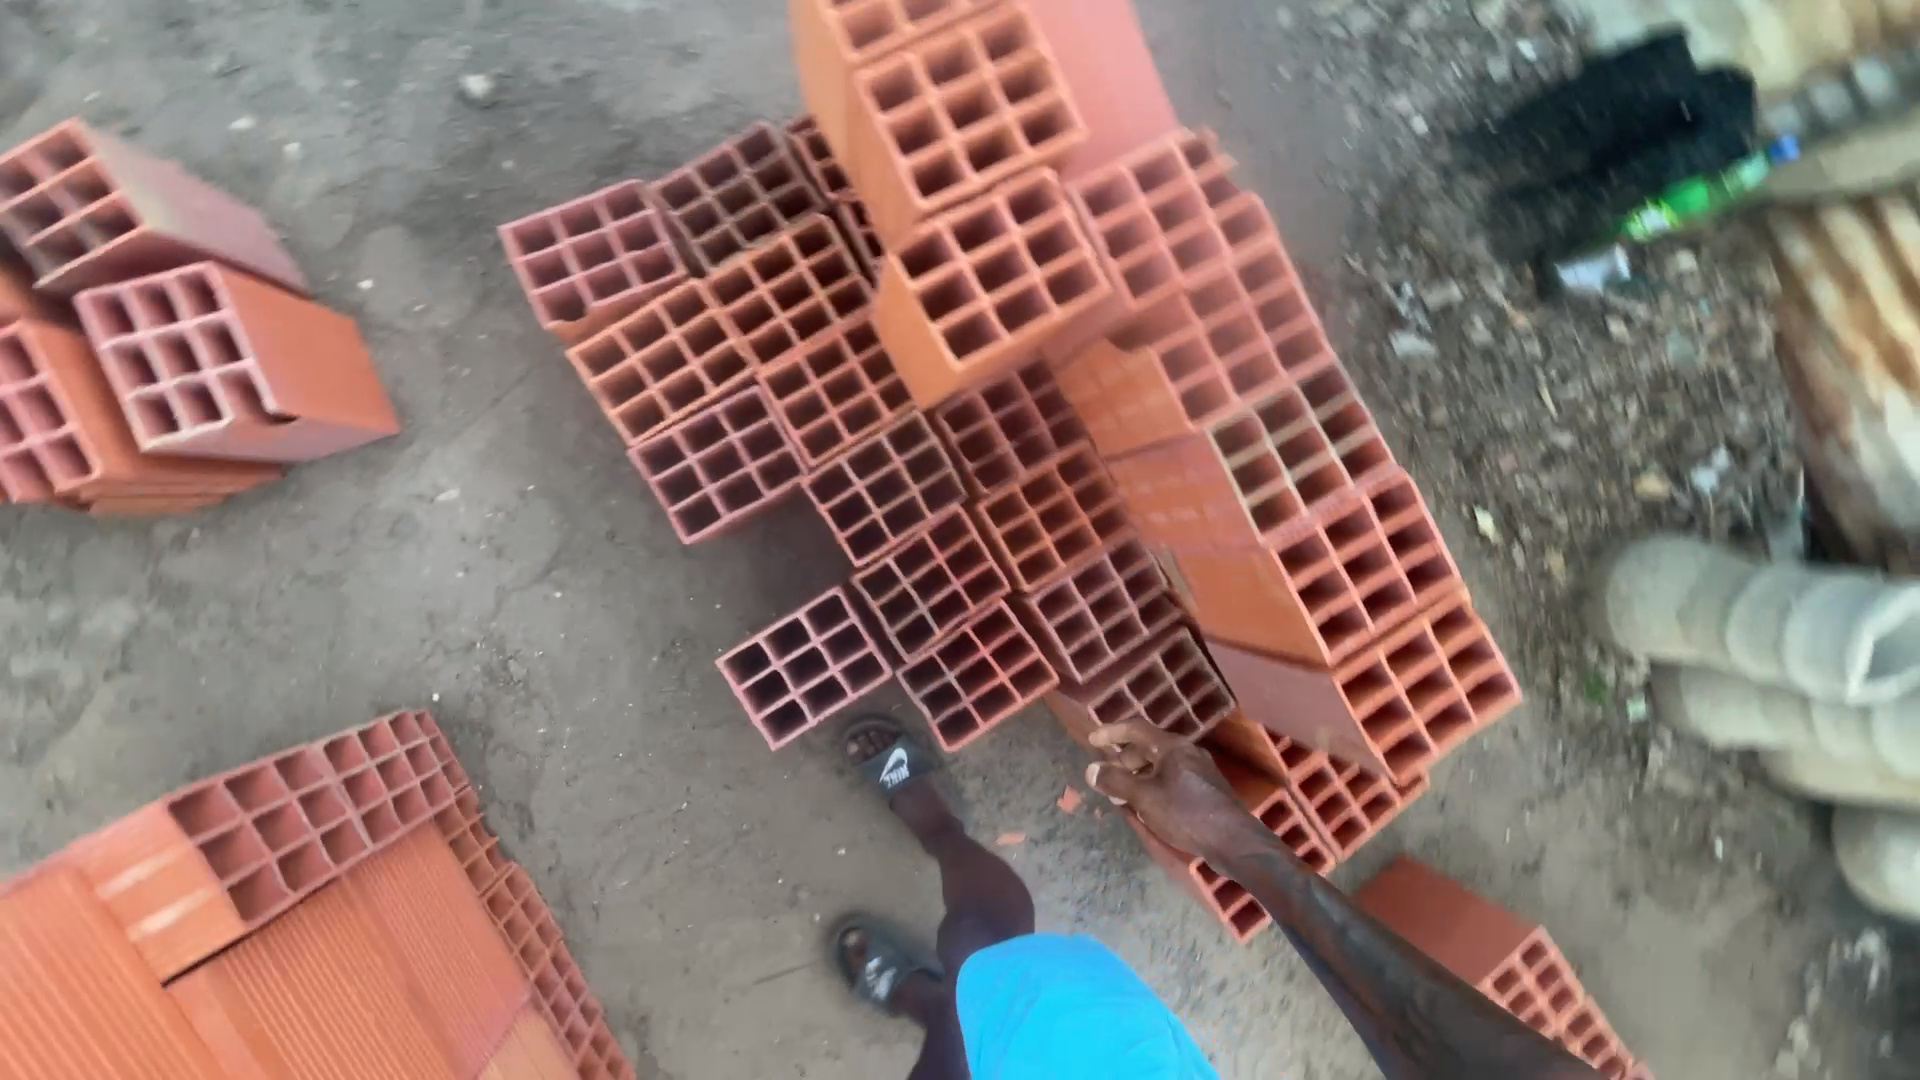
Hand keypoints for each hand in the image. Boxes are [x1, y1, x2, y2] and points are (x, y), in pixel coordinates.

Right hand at [1085, 720, 1272, 864]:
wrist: (1234, 842)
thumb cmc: (1186, 813)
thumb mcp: (1144, 797)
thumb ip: (1115, 782)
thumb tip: (1091, 770)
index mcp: (1172, 746)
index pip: (1135, 728)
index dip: (1111, 732)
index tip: (1092, 740)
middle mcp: (1186, 751)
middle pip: (1147, 746)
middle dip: (1123, 760)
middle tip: (1108, 779)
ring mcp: (1199, 770)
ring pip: (1160, 764)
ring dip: (1138, 775)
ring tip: (1124, 797)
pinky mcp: (1206, 788)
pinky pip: (1171, 777)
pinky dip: (1153, 784)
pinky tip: (1149, 806)